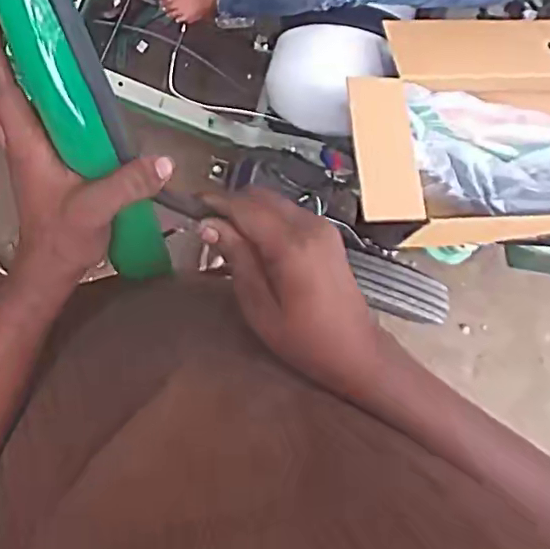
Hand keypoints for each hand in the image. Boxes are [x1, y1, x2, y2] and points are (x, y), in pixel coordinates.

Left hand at [0, 8, 173, 299]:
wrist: (46, 269)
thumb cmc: (63, 239)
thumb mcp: (97, 210)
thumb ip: (129, 185)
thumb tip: (164, 161)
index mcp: (26, 144)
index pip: (2, 89)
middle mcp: (16, 142)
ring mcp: (20, 151)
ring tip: (8, 44)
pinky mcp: (30, 160)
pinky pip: (11, 118)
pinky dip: (12, 94)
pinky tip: (37, 86)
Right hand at [198, 189, 386, 400]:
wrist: (357, 352)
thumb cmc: (305, 340)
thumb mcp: (260, 307)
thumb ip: (236, 258)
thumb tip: (209, 225)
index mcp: (292, 245)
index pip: (244, 207)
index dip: (215, 203)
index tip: (191, 207)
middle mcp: (309, 226)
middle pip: (258, 196)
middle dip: (230, 204)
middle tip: (208, 227)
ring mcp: (322, 226)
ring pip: (272, 200)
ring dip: (247, 210)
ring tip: (229, 237)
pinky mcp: (326, 232)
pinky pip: (286, 211)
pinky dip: (265, 216)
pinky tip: (255, 242)